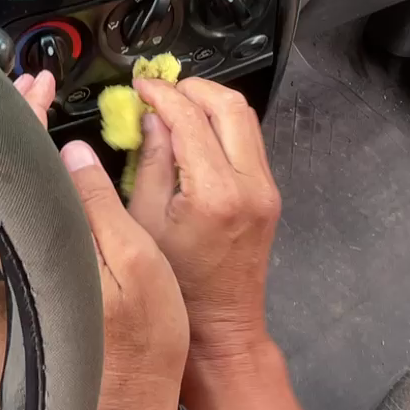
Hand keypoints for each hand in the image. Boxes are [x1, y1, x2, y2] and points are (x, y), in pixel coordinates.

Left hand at [15, 68, 187, 409]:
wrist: (128, 399)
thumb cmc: (143, 340)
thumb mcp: (136, 265)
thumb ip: (100, 207)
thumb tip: (73, 155)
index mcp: (55, 233)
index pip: (27, 159)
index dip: (28, 115)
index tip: (38, 84)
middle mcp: (33, 240)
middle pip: (12, 165)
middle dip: (18, 115)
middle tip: (33, 82)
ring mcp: (35, 253)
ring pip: (17, 180)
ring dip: (23, 136)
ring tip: (35, 102)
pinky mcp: (45, 264)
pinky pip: (30, 198)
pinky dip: (35, 164)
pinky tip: (46, 152)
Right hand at [128, 77, 279, 368]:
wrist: (221, 324)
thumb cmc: (178, 284)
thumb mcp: (145, 221)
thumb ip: (150, 162)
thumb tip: (150, 119)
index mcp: (215, 194)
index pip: (190, 119)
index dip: (162, 94)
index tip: (142, 86)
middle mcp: (249, 185)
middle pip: (229, 105)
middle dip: (192, 87)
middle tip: (162, 88)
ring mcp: (265, 188)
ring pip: (245, 117)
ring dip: (210, 101)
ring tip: (176, 104)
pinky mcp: (268, 192)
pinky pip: (248, 138)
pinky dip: (222, 123)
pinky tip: (195, 129)